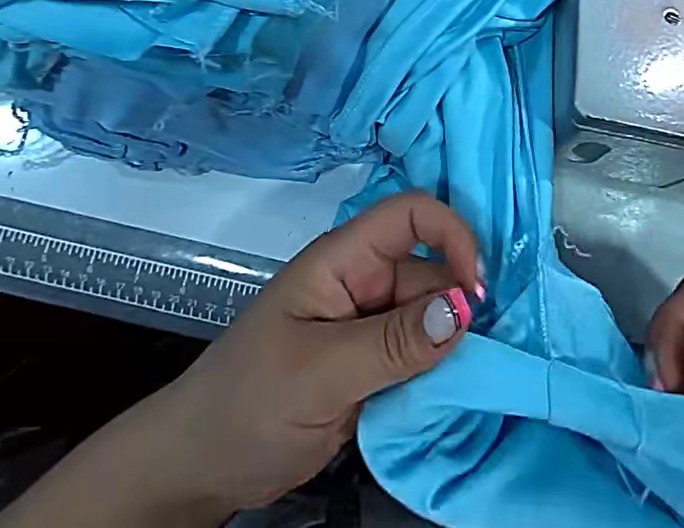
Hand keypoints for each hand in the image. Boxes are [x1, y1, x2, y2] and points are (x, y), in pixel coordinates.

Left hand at [0, 193, 483, 527]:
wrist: (199, 468)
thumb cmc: (247, 404)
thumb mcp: (320, 372)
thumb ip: (394, 342)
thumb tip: (467, 307)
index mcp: (343, 260)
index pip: (410, 215)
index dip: (452, 235)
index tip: (479, 292)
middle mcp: (363, 282)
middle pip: (431, 271)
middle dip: (461, 305)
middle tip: (484, 358)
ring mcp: (369, 325)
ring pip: (433, 316)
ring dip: (456, 343)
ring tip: (476, 380)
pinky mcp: (374, 364)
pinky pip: (422, 353)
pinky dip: (443, 370)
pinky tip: (458, 391)